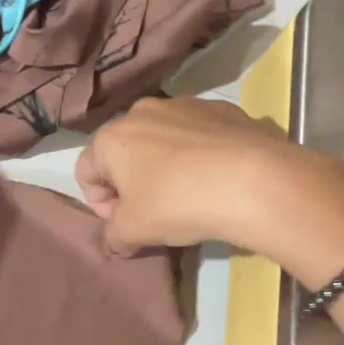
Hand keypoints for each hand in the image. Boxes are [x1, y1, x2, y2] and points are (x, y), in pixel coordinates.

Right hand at [75, 97, 343, 277]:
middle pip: (124, 152)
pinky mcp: (225, 109)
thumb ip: (114, 236)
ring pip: (163, 139)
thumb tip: (118, 239)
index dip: (100, 204)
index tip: (124, 225)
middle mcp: (143, 111)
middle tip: (153, 212)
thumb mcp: (133, 232)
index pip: (86, 172)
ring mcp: (186, 105)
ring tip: (190, 195)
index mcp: (112, 137)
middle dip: (132, 182)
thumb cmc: (178, 204)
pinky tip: (218, 179)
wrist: (257, 181)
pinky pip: (199, 135)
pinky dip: (200, 155)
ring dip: (165, 166)